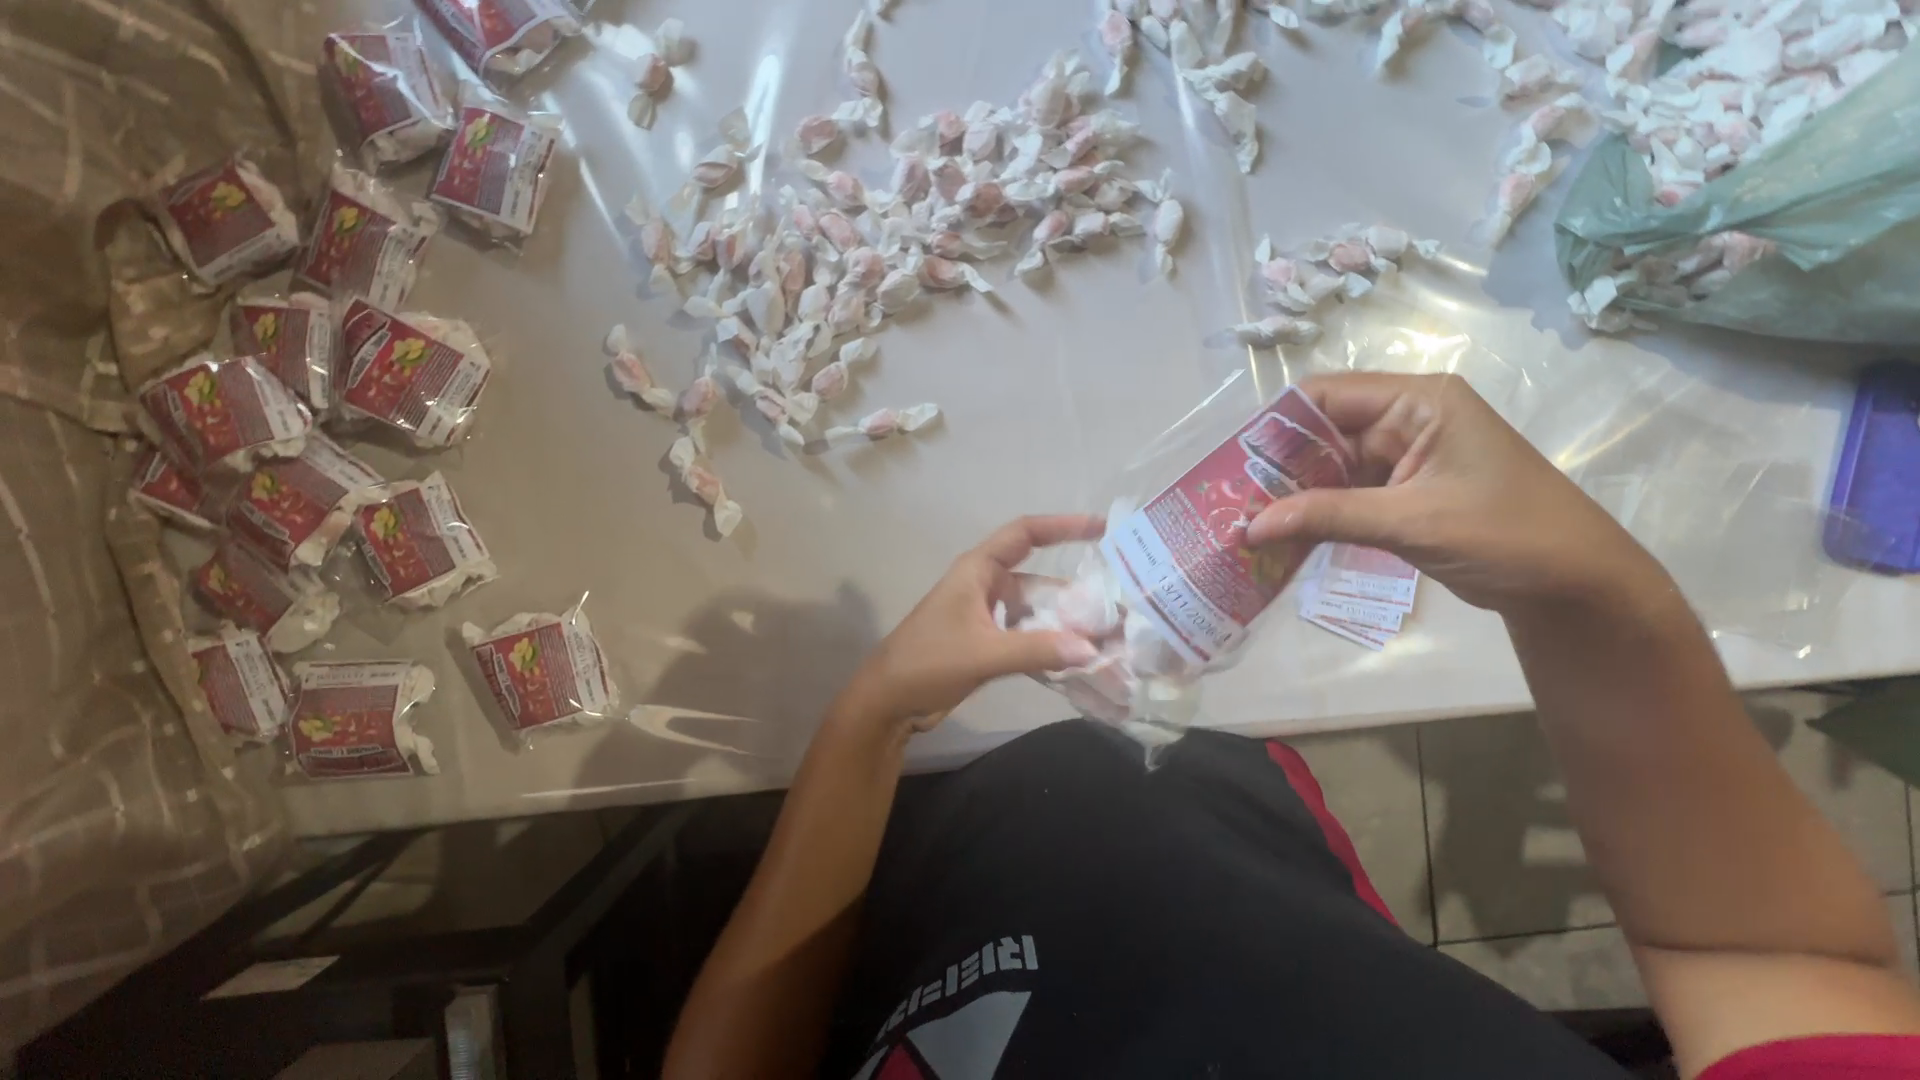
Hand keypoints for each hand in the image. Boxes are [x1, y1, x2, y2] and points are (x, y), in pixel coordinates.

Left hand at [837, 515, 1104, 731]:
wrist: (888, 701)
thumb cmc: (927, 663)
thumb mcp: (983, 653)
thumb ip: (1037, 650)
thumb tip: (1092, 649)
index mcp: (978, 571)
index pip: (1025, 533)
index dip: (1063, 525)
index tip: (1102, 528)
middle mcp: (985, 587)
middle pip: (1040, 579)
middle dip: (1076, 594)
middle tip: (1117, 608)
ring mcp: (987, 617)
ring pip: (1037, 613)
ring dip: (1067, 625)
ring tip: (1108, 640)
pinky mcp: (987, 645)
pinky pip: (1029, 638)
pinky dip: (1052, 647)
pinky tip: (1080, 662)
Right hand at [1247, 373, 1669, 615]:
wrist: (1575, 585)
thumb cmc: (1506, 534)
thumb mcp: (1411, 522)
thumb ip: (1328, 517)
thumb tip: (1251, 527)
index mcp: (1418, 402)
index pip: (1326, 395)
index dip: (1277, 426)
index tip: (1234, 463)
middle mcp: (1406, 419)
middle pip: (1322, 431)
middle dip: (1279, 466)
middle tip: (1231, 500)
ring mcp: (1404, 457)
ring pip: (1330, 466)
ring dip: (1294, 494)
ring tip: (1247, 521)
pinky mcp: (1403, 492)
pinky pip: (1346, 494)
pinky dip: (1317, 513)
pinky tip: (1283, 535)